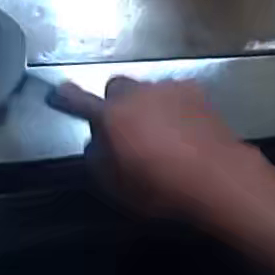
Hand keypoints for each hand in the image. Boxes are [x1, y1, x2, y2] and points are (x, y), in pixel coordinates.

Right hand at [49, 77, 274, 226]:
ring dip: (147, 106)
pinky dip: (172, 106)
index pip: (80, 101)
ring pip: (145, 90)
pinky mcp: (192, 88)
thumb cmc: (161, 188)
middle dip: (116, 104)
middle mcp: (136, 93)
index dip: (67, 97)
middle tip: (125, 130)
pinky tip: (184, 129)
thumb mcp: (119, 187)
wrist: (216, 175)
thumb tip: (95, 144)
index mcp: (113, 117)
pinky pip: (172, 93)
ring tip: (162, 135)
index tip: (58, 91)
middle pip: (116, 88)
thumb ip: (99, 160)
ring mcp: (166, 86)